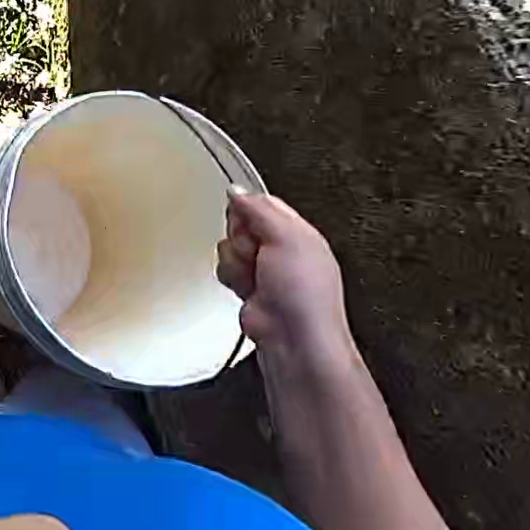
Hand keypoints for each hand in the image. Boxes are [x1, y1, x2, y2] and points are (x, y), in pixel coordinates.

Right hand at [215, 189, 356, 366]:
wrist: (293, 338)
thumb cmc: (304, 295)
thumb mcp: (286, 238)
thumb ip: (258, 209)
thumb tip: (237, 191)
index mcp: (298, 231)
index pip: (262, 203)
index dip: (248, 209)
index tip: (247, 221)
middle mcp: (281, 248)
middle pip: (240, 224)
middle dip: (241, 237)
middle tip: (257, 252)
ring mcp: (263, 268)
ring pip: (229, 246)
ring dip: (236, 261)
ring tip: (256, 275)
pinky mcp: (247, 285)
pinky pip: (225, 268)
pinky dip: (231, 277)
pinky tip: (248, 287)